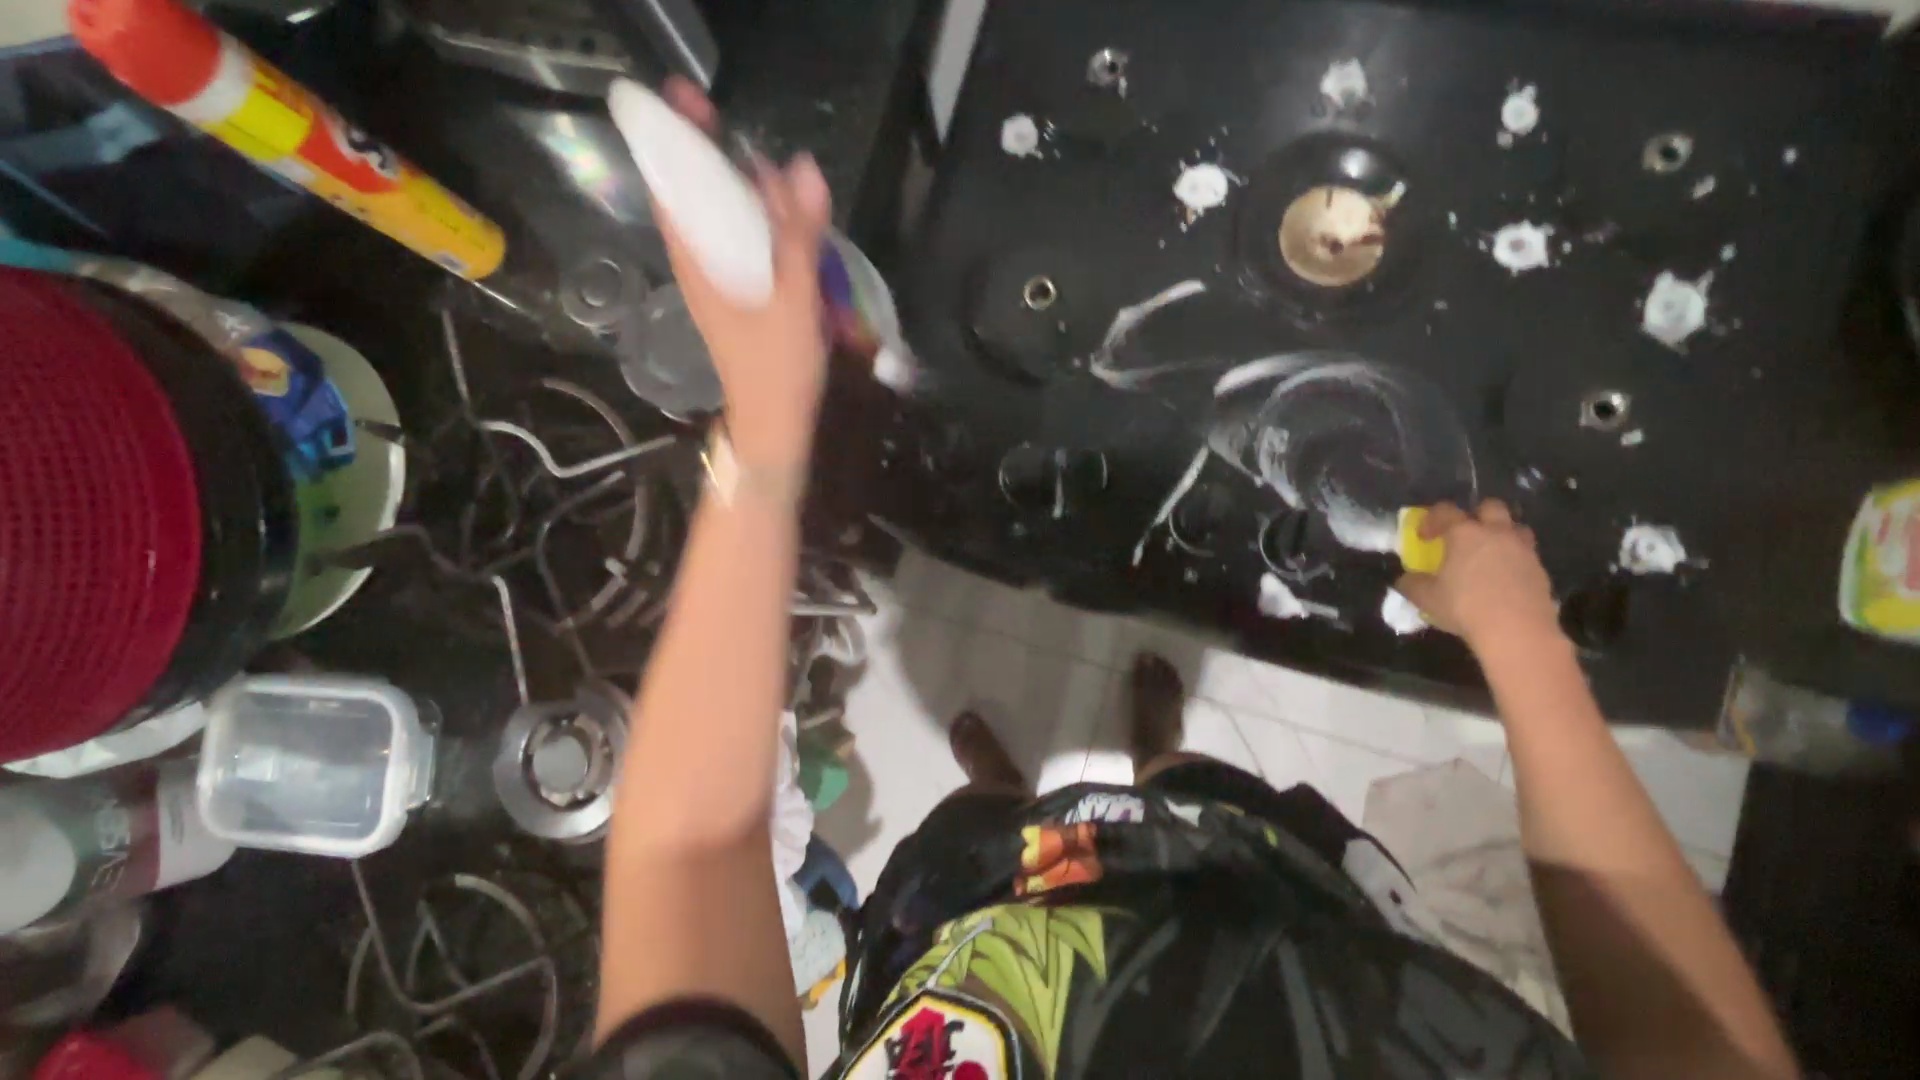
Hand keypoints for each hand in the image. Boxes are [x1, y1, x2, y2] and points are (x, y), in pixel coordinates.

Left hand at [655, 78, 831, 465]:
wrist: (773, 427)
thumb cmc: (777, 369)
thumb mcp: (794, 301)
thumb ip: (799, 236)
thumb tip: (803, 168)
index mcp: (698, 263)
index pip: (674, 187)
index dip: (676, 140)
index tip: (686, 100)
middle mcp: (699, 266)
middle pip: (695, 198)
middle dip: (713, 161)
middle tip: (738, 135)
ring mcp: (718, 283)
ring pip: (720, 222)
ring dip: (741, 193)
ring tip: (770, 176)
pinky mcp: (739, 297)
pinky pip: (740, 245)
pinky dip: (758, 224)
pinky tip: (783, 222)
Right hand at [1395, 499, 1562, 652]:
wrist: (1518, 630)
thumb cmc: (1465, 607)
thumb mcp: (1425, 598)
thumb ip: (1411, 583)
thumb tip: (1406, 579)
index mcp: (1465, 534)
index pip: (1445, 511)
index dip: (1430, 520)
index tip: (1423, 537)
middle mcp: (1497, 533)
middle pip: (1490, 507)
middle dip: (1476, 515)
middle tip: (1464, 536)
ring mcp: (1523, 550)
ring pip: (1516, 527)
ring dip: (1501, 534)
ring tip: (1489, 553)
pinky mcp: (1540, 569)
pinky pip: (1526, 554)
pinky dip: (1514, 559)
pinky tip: (1504, 578)